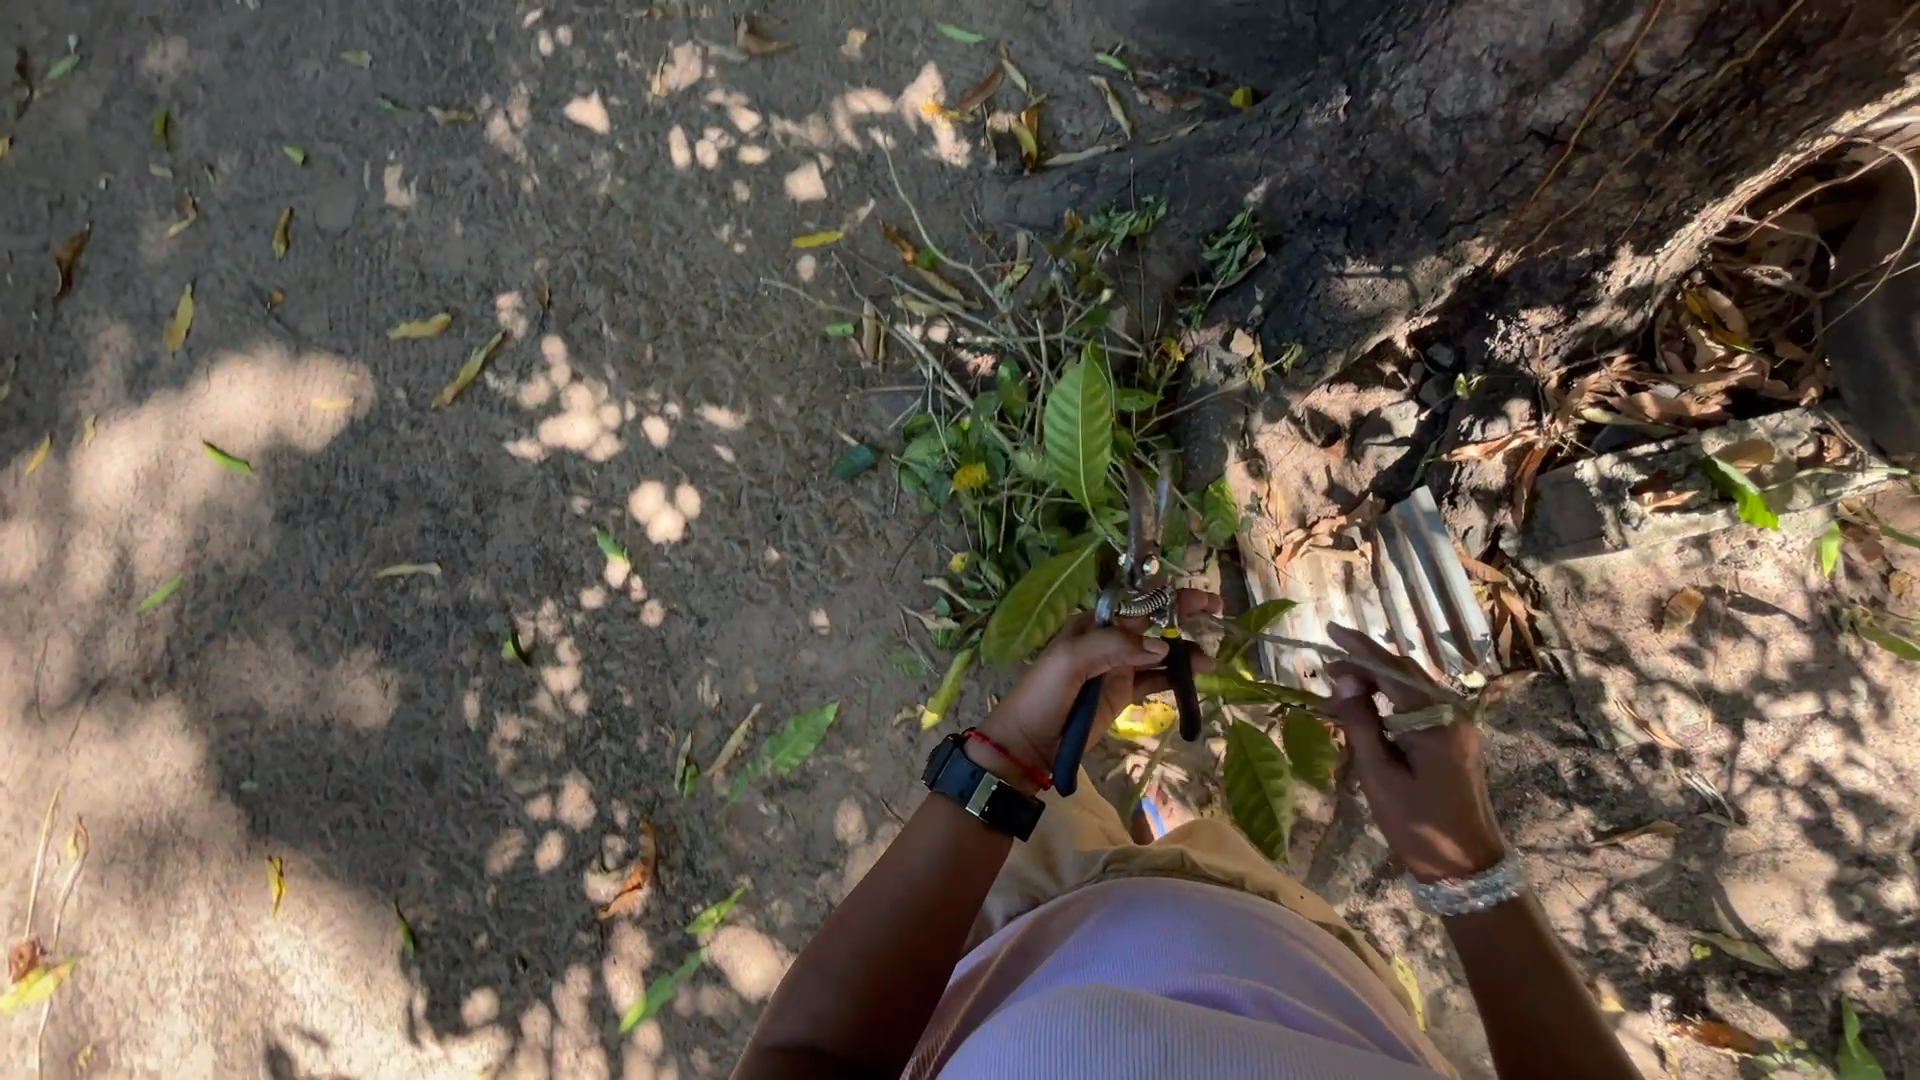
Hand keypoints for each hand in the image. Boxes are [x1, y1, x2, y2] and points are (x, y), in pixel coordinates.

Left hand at [972, 589, 1222, 791]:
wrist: (1028, 742)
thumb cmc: (1043, 695)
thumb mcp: (1070, 662)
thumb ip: (1113, 646)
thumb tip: (1161, 644)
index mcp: (1093, 624)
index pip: (1136, 603)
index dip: (1167, 597)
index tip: (1200, 599)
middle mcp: (1107, 641)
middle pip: (1153, 623)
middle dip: (1183, 617)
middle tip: (1218, 614)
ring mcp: (1116, 668)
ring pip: (1159, 653)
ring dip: (1184, 653)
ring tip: (1208, 663)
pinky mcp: (1121, 694)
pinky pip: (1154, 680)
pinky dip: (1175, 677)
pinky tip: (1193, 680)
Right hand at [1324, 623, 1505, 882]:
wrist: (1466, 867)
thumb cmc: (1416, 823)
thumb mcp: (1378, 773)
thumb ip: (1360, 722)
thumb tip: (1343, 679)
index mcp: (1435, 720)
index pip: (1392, 670)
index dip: (1359, 648)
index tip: (1330, 630)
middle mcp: (1452, 714)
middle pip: (1404, 673)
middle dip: (1364, 663)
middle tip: (1326, 665)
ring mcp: (1457, 726)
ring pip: (1411, 686)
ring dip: (1375, 680)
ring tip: (1339, 684)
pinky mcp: (1455, 739)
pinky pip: (1418, 704)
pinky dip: (1390, 697)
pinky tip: (1367, 705)